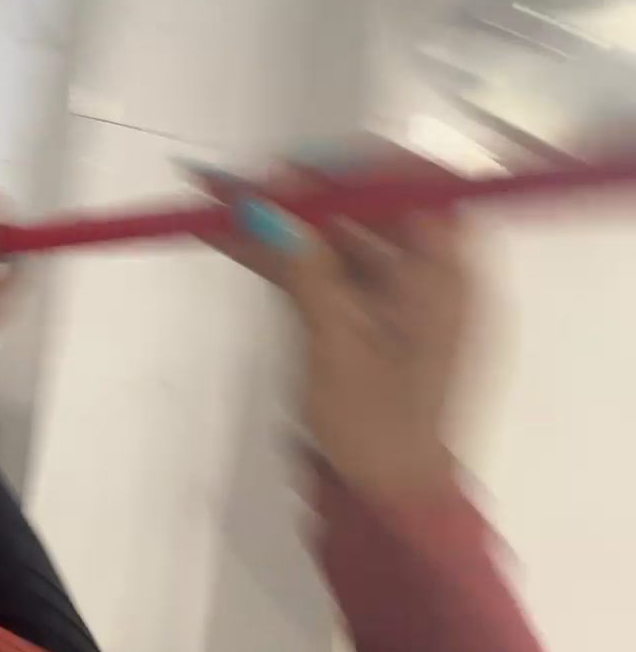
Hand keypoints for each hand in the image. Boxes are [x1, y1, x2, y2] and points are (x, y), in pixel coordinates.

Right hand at [199, 145, 472, 496]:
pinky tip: (216, 232)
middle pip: (360, 210)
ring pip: (320, 236)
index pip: (422, 191)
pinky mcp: (340, 310)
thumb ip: (305, 269)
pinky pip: (299, 266)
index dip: (364, 167)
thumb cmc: (375, 420)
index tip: (300, 164)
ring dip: (267, 216)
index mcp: (444, 279)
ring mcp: (375, 294)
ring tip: (208, 195)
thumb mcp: (339, 343)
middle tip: (233, 182)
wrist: (378, 487)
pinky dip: (260, 250)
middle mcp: (415, 275)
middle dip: (296, 189)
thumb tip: (263, 206)